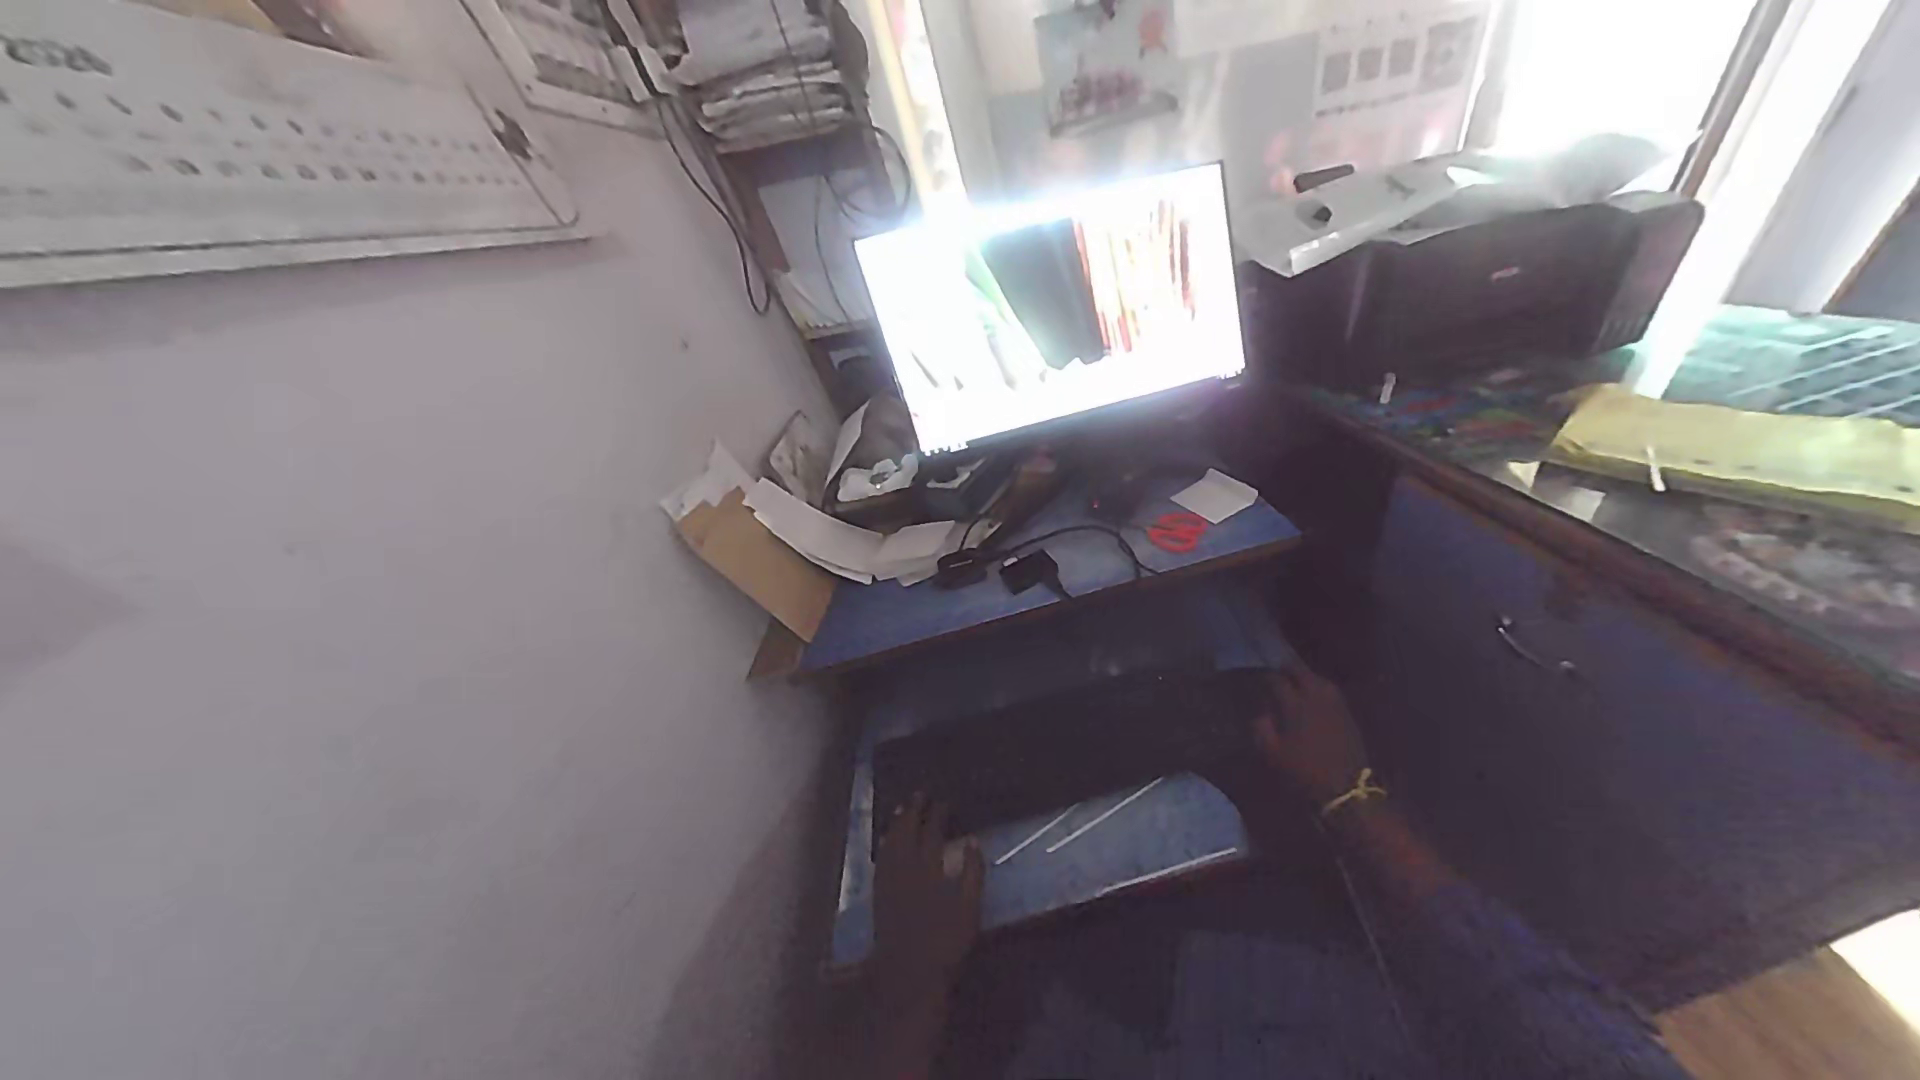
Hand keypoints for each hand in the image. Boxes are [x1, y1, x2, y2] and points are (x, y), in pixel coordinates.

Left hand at [872, 794, 983, 1004]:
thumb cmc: (945, 942)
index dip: (938, 814)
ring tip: (901, 808)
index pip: (933, 831)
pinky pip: (881, 858)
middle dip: (913, 810)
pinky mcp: (879, 893)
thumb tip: (973, 840)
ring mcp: (889, 879)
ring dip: (896, 823)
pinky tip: (887, 840)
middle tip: (919, 794)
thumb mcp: (969, 908)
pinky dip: (885, 842)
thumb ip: (972, 872)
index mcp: (929, 867)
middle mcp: (905, 867)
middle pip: (907, 831)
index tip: (943, 801)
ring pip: (891, 842)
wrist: (908, 973)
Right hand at [1254, 666, 1370, 806]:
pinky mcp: (1347, 714)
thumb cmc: (1304, 771)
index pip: (1276, 680)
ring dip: (1305, 675)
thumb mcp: (1272, 754)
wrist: (1346, 790)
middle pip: (1300, 672)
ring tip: (1295, 679)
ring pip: (1319, 679)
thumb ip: (1261, 728)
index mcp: (1294, 705)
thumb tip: (1260, 714)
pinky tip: (1315, 693)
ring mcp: (1334, 705)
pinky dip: (1320, 686)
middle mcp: (1315, 698)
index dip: (1265, 676)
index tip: (1257, 677)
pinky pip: (1331, 691)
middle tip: (1276, 671)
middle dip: (1286, 669)